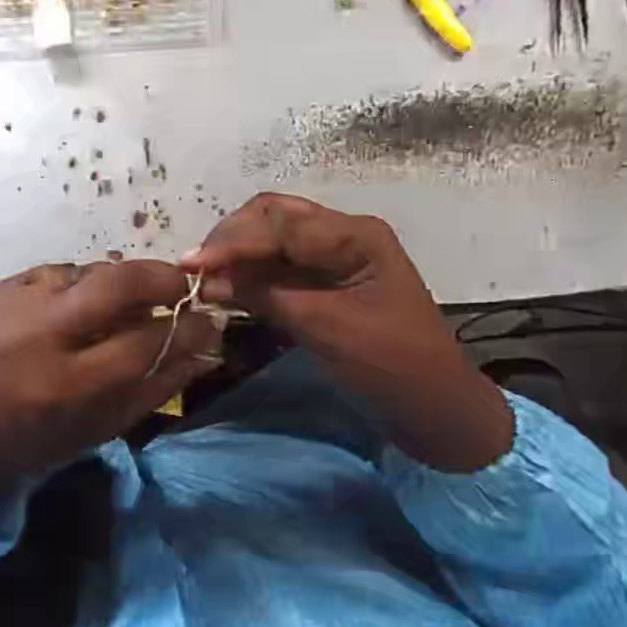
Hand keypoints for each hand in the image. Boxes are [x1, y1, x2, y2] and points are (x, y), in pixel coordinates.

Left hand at [0, 260, 220, 508]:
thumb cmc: (23, 444)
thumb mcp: (93, 431)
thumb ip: (153, 389)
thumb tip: (203, 351)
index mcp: (69, 383)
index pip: (149, 337)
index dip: (190, 326)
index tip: (208, 320)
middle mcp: (42, 332)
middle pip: (121, 280)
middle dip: (164, 278)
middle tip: (181, 289)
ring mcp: (15, 301)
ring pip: (91, 269)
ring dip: (119, 283)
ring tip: (124, 306)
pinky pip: (58, 272)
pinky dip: (79, 286)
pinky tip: (76, 308)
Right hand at [182, 193, 509, 470]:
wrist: (436, 410)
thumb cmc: (392, 366)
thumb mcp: (327, 328)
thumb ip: (266, 296)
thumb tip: (206, 279)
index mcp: (355, 235)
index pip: (280, 221)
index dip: (232, 241)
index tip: (191, 266)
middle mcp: (342, 235)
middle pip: (272, 217)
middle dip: (230, 237)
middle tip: (195, 268)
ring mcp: (333, 258)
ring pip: (271, 238)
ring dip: (235, 255)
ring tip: (202, 278)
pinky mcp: (323, 283)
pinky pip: (277, 266)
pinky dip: (248, 274)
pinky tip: (225, 289)